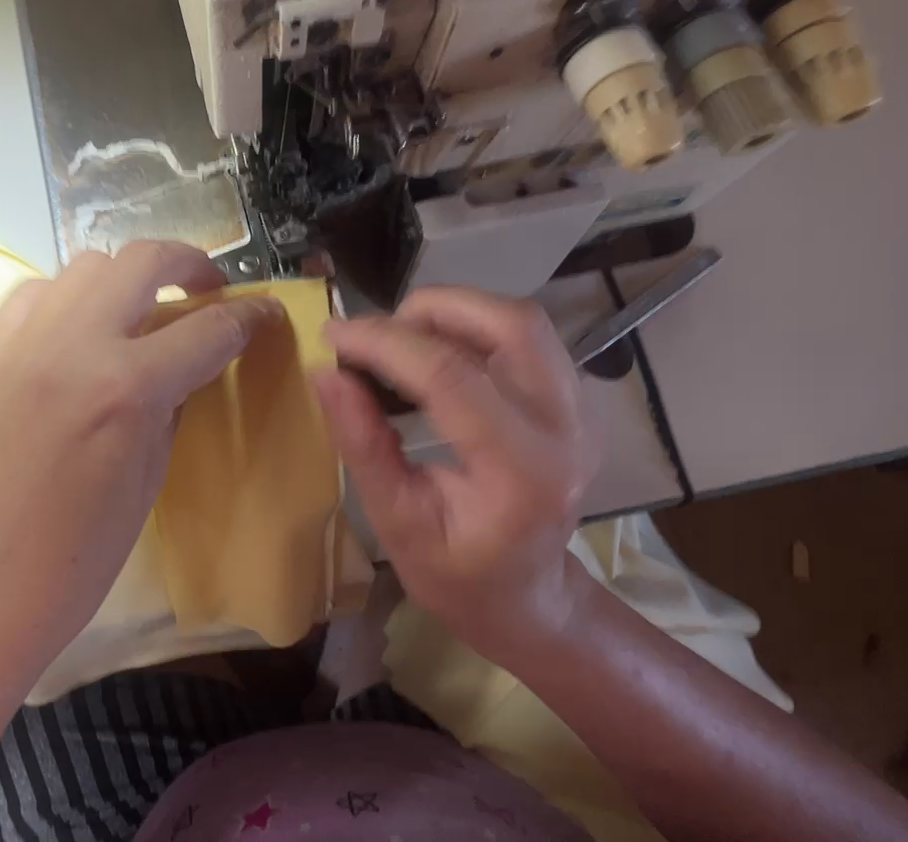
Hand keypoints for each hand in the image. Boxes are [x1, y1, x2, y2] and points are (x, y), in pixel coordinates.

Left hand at [0, 241, 282, 682]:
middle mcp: (73, 346)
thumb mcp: (148, 482)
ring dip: (127, 278)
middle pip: (143, 261)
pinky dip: (69, 298)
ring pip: (86, 265)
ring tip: (144, 312)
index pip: (207, 330)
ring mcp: (24, 343)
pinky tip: (81, 331)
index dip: (248, 318)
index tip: (265, 313)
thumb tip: (191, 364)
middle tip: (210, 290)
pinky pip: (36, 295)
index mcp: (126, 389)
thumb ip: (172, 406)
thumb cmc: (75, 561)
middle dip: (190, 264)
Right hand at [312, 288, 599, 657]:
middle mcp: (566, 429)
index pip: (452, 377)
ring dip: (453, 314)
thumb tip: (326, 372)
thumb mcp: (396, 521)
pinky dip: (472, 328)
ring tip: (400, 342)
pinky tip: (433, 355)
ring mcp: (581, 411)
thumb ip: (363, 444)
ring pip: (521, 322)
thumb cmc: (457, 574)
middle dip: (431, 310)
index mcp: (521, 472)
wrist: (526, 597)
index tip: (332, 335)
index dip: (386, 344)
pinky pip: (526, 338)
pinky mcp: (576, 400)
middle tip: (376, 335)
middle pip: (510, 325)